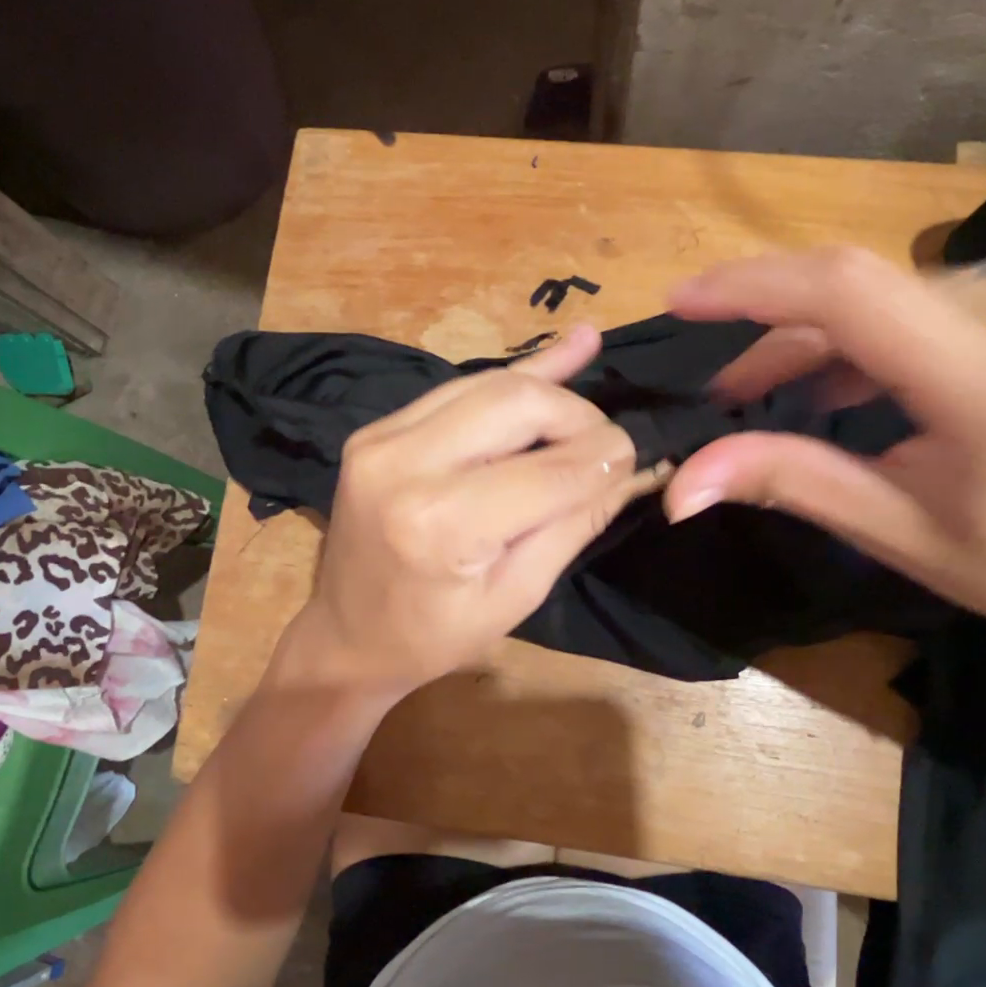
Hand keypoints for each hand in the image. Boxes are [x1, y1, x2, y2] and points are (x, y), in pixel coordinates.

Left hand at [283, 326, 662, 698]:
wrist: (347, 635)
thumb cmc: (434, 637)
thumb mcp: (516, 596)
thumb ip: (572, 524)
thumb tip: (629, 468)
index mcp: (439, 524)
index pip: (549, 471)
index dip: (604, 459)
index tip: (638, 458)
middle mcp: (404, 464)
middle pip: (516, 403)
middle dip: (577, 416)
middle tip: (609, 445)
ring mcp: (382, 438)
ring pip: (489, 382)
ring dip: (548, 392)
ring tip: (593, 407)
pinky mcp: (378, 428)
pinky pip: (459, 388)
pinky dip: (512, 380)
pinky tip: (569, 349)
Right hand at [660, 249, 985, 709]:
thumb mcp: (900, 532)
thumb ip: (788, 481)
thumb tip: (679, 486)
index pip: (851, 294)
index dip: (753, 285)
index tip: (683, 298)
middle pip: (876, 291)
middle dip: (787, 334)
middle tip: (733, 388)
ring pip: (914, 294)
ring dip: (840, 337)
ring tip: (795, 392)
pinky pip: (962, 301)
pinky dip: (899, 336)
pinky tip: (877, 382)